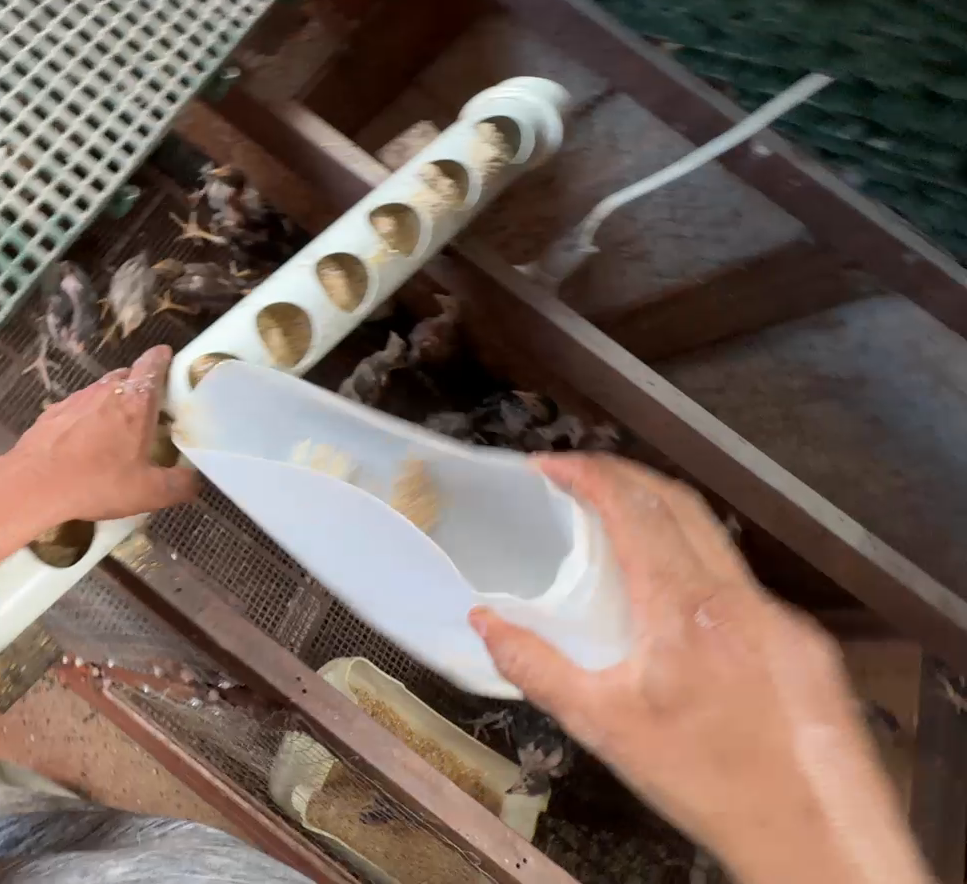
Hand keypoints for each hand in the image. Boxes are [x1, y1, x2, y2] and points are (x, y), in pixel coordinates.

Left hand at [4, 345, 200, 530]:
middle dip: (139, 384)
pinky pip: (78, 407)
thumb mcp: (149, 492)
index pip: (152, 365)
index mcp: (135, 402)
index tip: (167, 357)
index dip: (162, 358)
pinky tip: (85, 440)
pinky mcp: (53, 412)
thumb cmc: (98, 482)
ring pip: (100, 390)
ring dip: (111, 401)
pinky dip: (86, 416)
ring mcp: (76, 399)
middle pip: (126, 375)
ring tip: (117, 427)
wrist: (35, 484)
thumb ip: (179, 484)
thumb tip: (195, 479)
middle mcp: (105, 391)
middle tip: (148, 407)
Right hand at [471, 455, 930, 883]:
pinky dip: (685, 554)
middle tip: (570, 473)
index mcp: (688, 608)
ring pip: (712, 538)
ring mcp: (782, 621)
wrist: (829, 853)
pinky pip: (734, 577)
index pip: (637, 509)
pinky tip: (660, 589)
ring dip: (654, 510)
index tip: (547, 464)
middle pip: (681, 504)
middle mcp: (741, 600)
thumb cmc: (708, 782)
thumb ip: (533, 665)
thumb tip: (481, 619)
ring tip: (605, 517)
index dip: (589, 473)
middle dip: (621, 474)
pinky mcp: (804, 646)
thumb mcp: (600, 725)